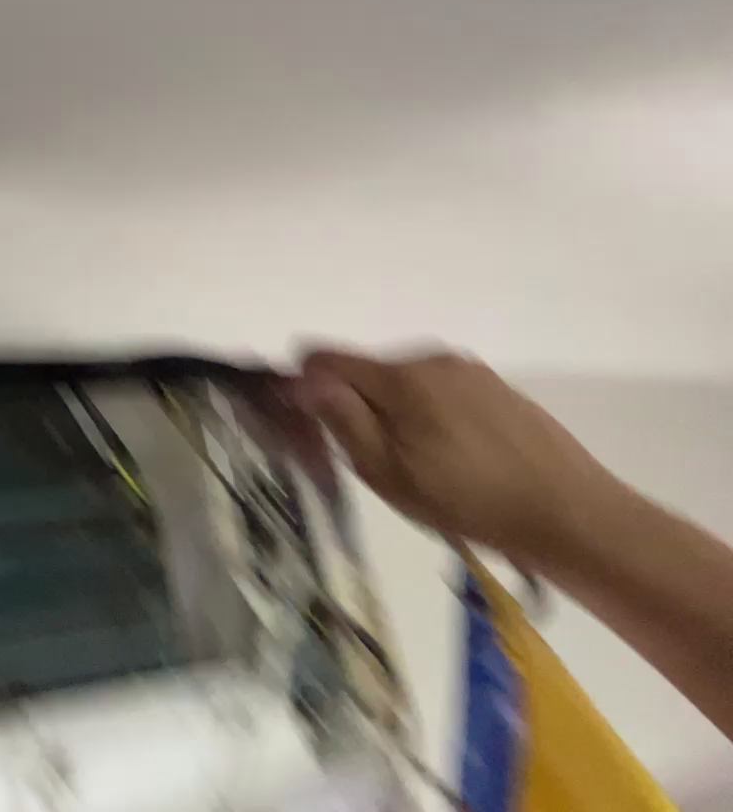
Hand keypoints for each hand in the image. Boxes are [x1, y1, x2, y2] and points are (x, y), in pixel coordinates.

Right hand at [294, 347, 624, 568]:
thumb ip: (339, 416)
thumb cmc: (466, 501)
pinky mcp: (499, 388)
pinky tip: (455, 455)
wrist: (579, 521)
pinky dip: (430, 414)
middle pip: (363, 370)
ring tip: (419, 460)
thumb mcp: (383, 469)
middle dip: (354, 403)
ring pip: (401, 382)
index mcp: (400, 376)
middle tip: (374, 456)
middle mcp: (433, 359)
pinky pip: (439, 389)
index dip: (306, 386)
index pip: (322, 358)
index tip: (316, 425)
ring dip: (393, 410)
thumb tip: (301, 379)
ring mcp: (471, 371)